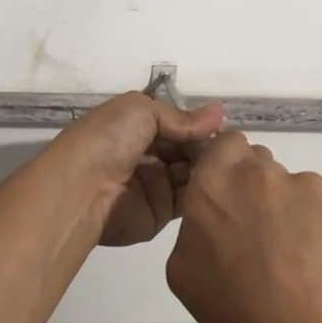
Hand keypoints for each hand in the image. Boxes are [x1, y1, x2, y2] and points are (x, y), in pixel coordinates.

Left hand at [48, 91, 223, 246]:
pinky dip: (206, 191)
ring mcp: (154, 184)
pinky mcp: (161, 212)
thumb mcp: (140, 110)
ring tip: (238, 164)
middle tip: (237, 147)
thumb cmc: (108, 140)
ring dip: (211, 168)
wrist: (83, 189)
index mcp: (135, 127)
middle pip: (186, 149)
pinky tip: (226, 183)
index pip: (176, 123)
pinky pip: (189, 199)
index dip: (199, 124)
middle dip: (208, 146)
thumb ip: (180, 116)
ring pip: (191, 174)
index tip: (227, 126)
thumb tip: (219, 112)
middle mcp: (146, 155)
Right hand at [167, 131, 321, 322]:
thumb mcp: (183, 269)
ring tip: (298, 259)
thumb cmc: (235, 310)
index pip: (224, 143)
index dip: (228, 164)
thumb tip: (214, 217)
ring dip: (293, 211)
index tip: (231, 193)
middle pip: (260, 164)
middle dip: (258, 189)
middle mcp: (261, 173)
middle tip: (262, 234)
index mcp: (214, 184)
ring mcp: (309, 185)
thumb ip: (195, 225)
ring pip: (297, 187)